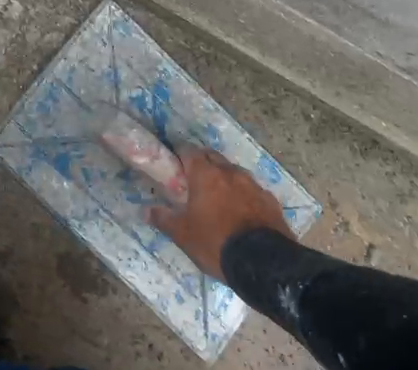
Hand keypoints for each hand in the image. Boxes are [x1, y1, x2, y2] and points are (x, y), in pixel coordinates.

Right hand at [145, 146, 292, 282]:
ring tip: (220, 196)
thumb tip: (145, 210)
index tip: (174, 161)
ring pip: (235, 172)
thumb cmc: (216, 243)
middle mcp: (230, 173)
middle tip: (194, 178)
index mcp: (205, 175)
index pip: (189, 150)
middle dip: (203, 162)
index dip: (179, 153)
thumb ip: (163, 218)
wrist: (267, 267)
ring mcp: (255, 187)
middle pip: (213, 157)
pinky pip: (254, 191)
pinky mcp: (273, 203)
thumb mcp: (183, 234)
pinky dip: (245, 195)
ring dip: (225, 178)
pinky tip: (243, 211)